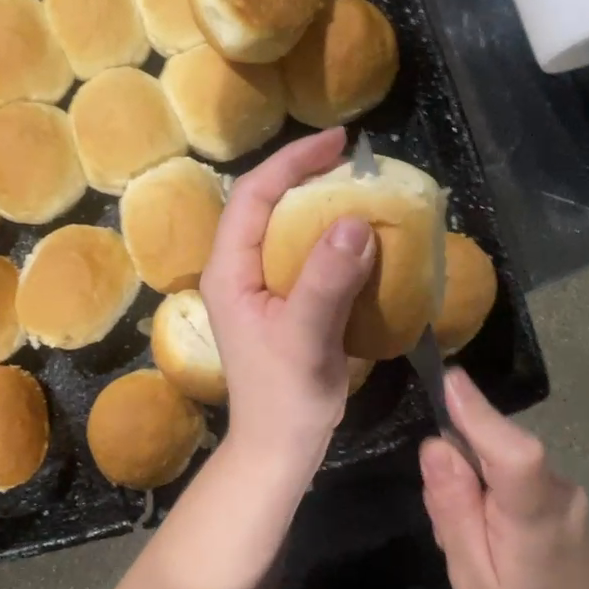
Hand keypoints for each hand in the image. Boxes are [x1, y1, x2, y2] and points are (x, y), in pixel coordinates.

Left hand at [200, 129, 376, 471]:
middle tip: (354, 160)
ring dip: (320, 205)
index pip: (253, 196)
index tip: (339, 141)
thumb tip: (354, 220)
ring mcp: (256, 287)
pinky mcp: (278, 302)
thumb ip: (326, 280)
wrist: (280, 446)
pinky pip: (301, 254)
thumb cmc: (286, 396)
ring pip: (284, 228)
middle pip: (266, 204)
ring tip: (360, 188)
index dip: (292, 162)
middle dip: (307, 176)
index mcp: (228, 270)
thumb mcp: (306, 337)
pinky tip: (358, 236)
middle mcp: (236, 270)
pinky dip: (329, 238)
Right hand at [421, 369, 588, 588]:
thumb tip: (434, 448)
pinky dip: (482, 487)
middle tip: (447, 527)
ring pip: (493, 458)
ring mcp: (560, 482)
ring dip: (466, 482)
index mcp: (535, 518)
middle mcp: (555, 487)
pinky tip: (487, 530)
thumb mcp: (474, 583)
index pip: (514, 453)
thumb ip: (454, 514)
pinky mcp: (554, 482)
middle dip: (454, 465)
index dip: (480, 415)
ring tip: (469, 540)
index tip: (447, 379)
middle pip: (493, 448)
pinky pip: (504, 467)